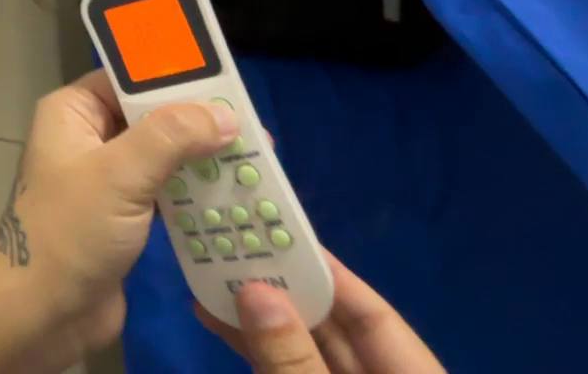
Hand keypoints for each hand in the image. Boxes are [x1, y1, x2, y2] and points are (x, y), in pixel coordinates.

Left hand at [0, 70, 238, 364]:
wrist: (44, 309)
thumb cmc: (71, 229)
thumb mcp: (120, 174)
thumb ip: (170, 137)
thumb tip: (222, 112)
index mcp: (72, 112)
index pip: (128, 80)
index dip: (174, 80)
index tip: (226, 85)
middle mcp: (86, 135)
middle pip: (149, 117)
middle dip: (198, 124)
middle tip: (255, 131)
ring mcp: (104, 176)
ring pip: (161, 155)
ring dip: (202, 161)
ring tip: (257, 164)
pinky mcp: (122, 213)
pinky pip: (164, 190)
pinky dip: (195, 194)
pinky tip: (235, 201)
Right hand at [194, 252, 443, 372]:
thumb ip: (294, 362)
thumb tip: (257, 290)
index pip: (377, 318)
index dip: (329, 272)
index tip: (278, 228)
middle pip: (332, 330)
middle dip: (279, 287)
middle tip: (229, 242)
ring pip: (300, 349)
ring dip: (254, 312)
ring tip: (209, 270)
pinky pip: (283, 370)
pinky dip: (252, 346)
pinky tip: (211, 316)